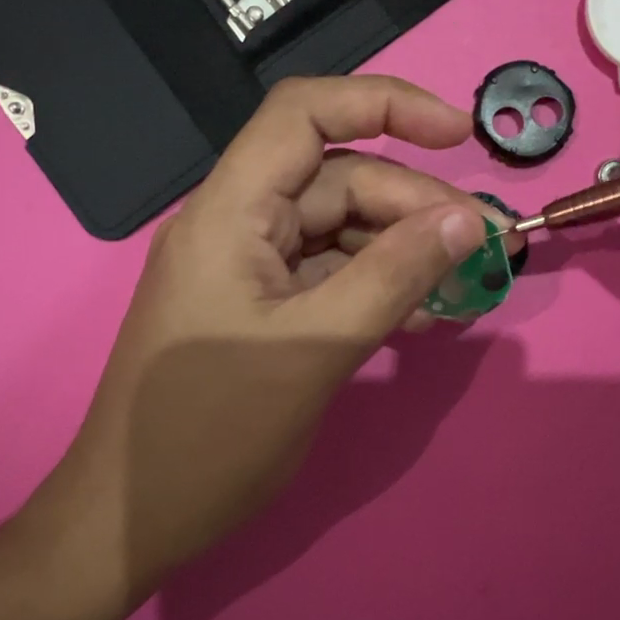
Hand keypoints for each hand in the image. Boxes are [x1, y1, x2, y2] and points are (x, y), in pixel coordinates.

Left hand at [61, 75, 513, 600]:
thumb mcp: (316, 349)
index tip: (458, 135)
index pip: (305, 114)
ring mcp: (245, 268)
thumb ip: (393, 277)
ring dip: (402, 250)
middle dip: (414, 205)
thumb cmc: (214, 431)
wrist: (133, 516)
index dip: (385, 104)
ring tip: (465, 288)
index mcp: (230, 211)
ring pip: (338, 230)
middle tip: (487, 249)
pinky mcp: (256, 309)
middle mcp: (235, 223)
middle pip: (337, 179)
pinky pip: (326, 276)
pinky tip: (423, 317)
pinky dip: (375, 286)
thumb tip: (466, 221)